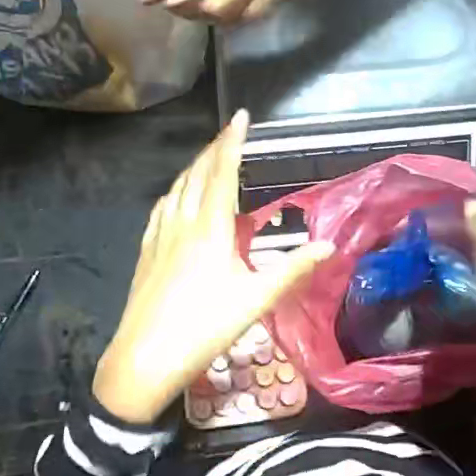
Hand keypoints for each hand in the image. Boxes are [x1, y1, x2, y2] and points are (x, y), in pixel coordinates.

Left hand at [94, 111, 333, 423]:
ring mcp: (159, 237)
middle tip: (229, 133)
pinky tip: (175, 199)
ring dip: (193, 168)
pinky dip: (174, 192)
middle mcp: (182, 223)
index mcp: (209, 228)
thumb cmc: (205, 328)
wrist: (145, 359)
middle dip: (214, 149)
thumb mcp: (257, 300)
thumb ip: (293, 269)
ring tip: (207, 159)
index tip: (241, 116)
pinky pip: (161, 209)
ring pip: (176, 189)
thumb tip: (329, 245)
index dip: (233, 141)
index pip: (222, 172)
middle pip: (197, 174)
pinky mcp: (146, 253)